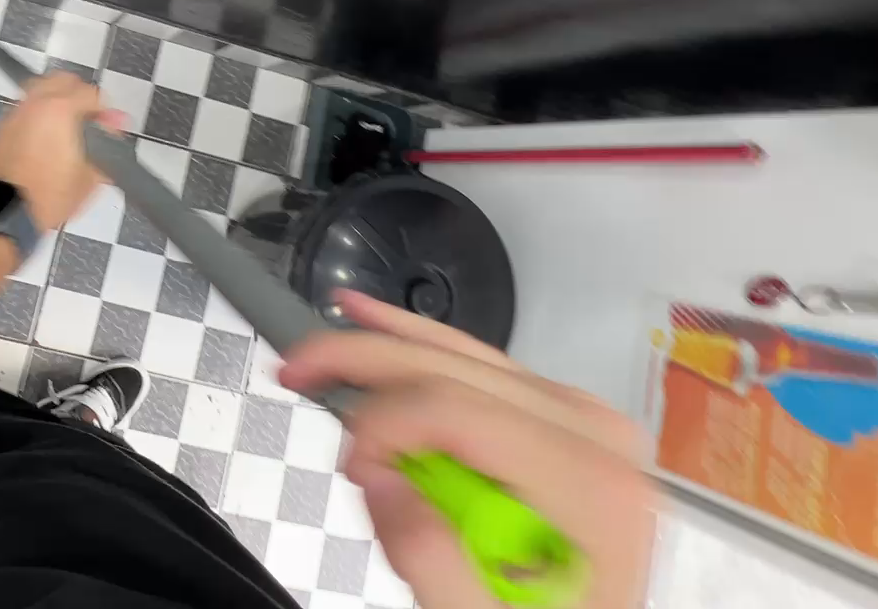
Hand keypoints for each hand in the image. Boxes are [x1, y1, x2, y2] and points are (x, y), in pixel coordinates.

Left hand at [0, 72, 125, 231]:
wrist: (10, 213)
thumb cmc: (51, 195)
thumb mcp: (91, 175)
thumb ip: (107, 143)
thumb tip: (116, 126)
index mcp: (61, 110)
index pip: (91, 93)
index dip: (105, 110)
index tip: (107, 125)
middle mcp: (35, 104)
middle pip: (62, 80)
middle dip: (78, 96)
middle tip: (87, 120)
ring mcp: (14, 114)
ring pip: (39, 91)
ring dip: (55, 102)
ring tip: (65, 127)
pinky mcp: (0, 128)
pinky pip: (23, 110)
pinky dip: (35, 116)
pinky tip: (42, 139)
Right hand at [279, 291, 652, 608]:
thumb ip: (431, 562)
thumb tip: (376, 476)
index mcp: (582, 479)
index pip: (452, 408)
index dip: (381, 424)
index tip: (352, 471)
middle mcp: (584, 428)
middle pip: (442, 366)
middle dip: (356, 361)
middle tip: (293, 372)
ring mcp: (570, 409)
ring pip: (446, 348)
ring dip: (371, 343)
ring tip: (312, 346)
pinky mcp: (549, 405)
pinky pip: (464, 354)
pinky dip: (406, 339)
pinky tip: (366, 315)